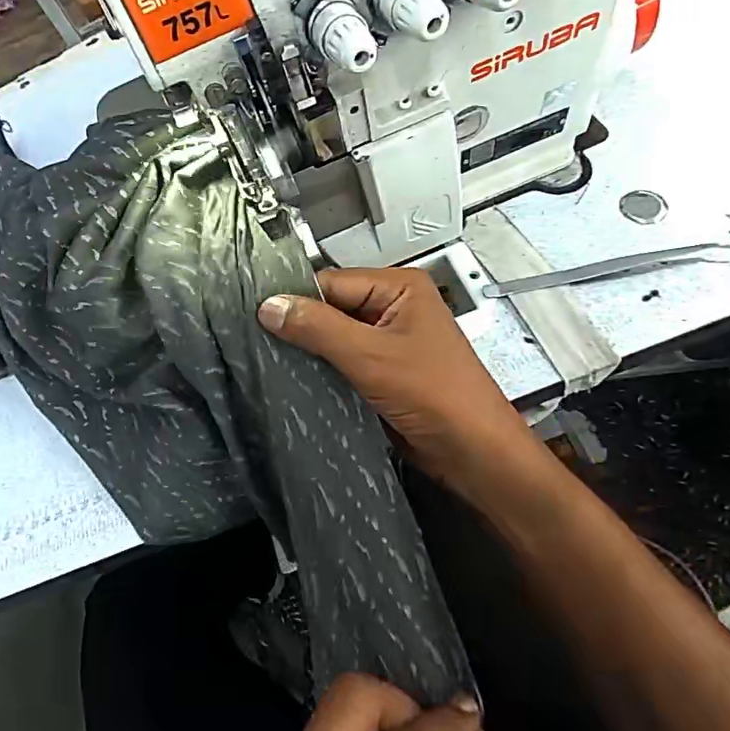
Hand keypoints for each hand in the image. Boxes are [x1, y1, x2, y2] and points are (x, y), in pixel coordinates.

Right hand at [257, 268, 537, 493]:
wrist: (471, 449)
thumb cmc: (440, 395)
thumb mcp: (371, 355)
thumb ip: (318, 328)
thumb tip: (272, 306)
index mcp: (401, 287)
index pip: (332, 281)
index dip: (296, 299)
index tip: (258, 316)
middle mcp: (396, 308)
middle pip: (332, 308)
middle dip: (303, 327)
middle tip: (260, 343)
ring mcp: (390, 342)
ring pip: (336, 339)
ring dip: (313, 353)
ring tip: (278, 364)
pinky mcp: (385, 373)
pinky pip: (345, 364)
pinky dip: (325, 372)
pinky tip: (302, 382)